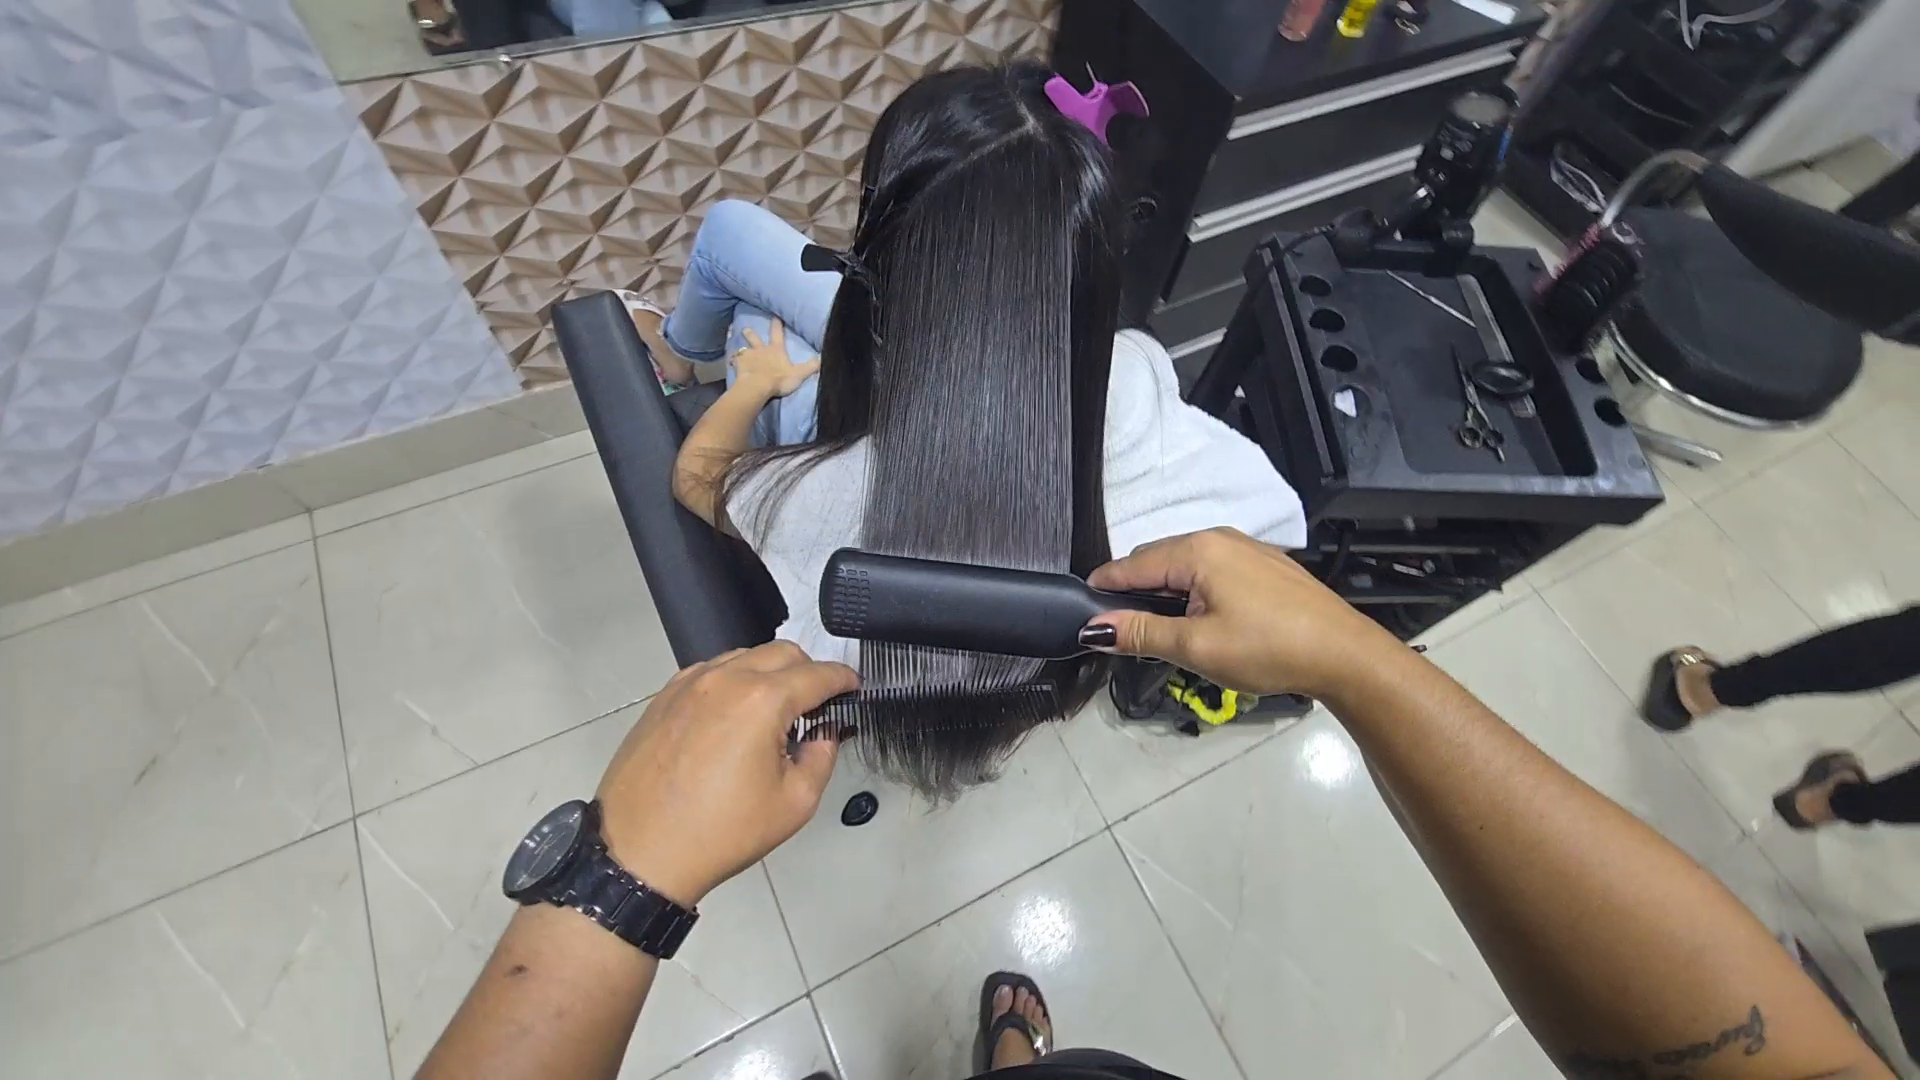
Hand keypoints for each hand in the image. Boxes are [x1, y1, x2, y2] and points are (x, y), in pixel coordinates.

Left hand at [594, 642, 857, 906]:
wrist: (637, 856)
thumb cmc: (722, 833)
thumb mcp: (795, 803)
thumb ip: (822, 755)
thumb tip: (824, 731)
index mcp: (763, 699)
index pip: (819, 674)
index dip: (844, 680)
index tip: (854, 689)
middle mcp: (727, 677)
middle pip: (784, 652)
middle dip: (809, 671)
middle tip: (816, 706)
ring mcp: (690, 683)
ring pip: (746, 656)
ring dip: (770, 673)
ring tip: (772, 714)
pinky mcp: (665, 696)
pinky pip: (712, 671)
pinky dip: (735, 681)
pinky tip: (734, 717)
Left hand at [731, 320, 818, 398]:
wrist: (757, 387)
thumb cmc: (779, 380)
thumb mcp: (799, 374)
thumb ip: (811, 366)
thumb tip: (823, 358)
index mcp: (776, 350)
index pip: (777, 333)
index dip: (777, 324)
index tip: (775, 315)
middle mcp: (761, 349)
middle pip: (755, 338)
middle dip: (751, 333)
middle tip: (746, 329)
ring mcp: (748, 356)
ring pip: (742, 348)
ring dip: (740, 347)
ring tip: (737, 348)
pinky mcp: (738, 365)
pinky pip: (734, 361)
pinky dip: (733, 361)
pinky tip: (731, 362)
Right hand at [1082, 528, 1407, 701]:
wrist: (1347, 655)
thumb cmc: (1267, 649)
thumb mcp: (1196, 647)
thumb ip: (1141, 633)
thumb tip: (1094, 628)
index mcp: (1197, 551)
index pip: (1132, 564)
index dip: (1104, 585)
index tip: (1082, 606)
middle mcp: (1219, 538)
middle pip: (1157, 559)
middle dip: (1134, 588)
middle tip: (1121, 625)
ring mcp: (1246, 548)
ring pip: (1185, 563)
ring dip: (1165, 589)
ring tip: (1159, 626)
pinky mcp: (1265, 564)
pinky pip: (1212, 568)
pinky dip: (1192, 587)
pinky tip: (1200, 616)